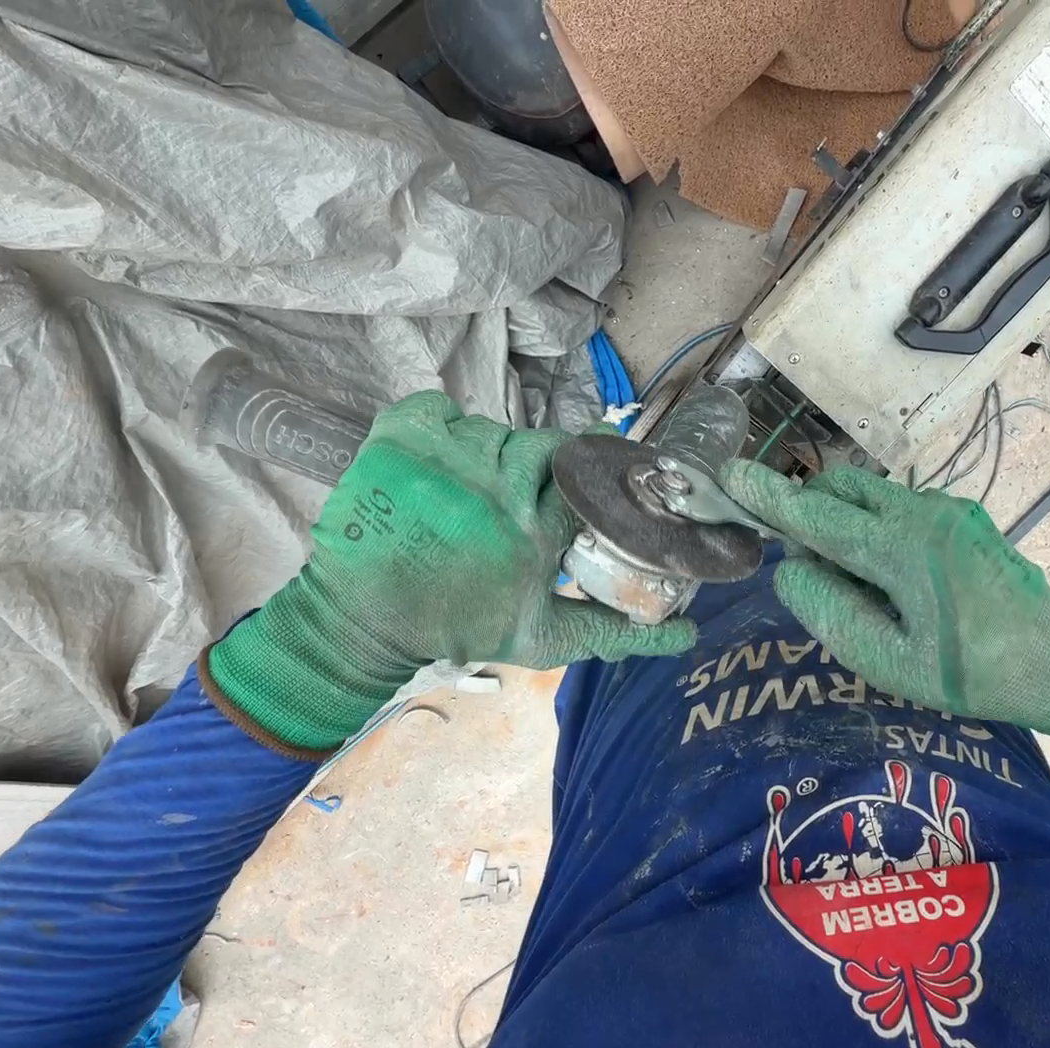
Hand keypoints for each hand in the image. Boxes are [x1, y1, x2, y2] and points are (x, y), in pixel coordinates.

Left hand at [209, 392, 694, 750]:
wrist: (362, 624)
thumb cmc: (462, 627)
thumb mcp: (549, 637)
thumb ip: (619, 633)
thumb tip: (688, 633)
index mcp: (537, 535)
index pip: (589, 477)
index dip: (597, 471)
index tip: (595, 474)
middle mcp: (498, 490)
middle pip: (545, 447)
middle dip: (544, 466)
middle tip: (527, 491)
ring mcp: (445, 461)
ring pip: (495, 431)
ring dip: (493, 455)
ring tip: (480, 489)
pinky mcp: (396, 440)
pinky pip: (438, 408)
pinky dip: (444, 428)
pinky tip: (443, 464)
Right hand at [720, 462, 1049, 759]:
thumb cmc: (973, 674)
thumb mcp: (889, 661)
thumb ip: (830, 610)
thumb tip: (790, 568)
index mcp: (903, 549)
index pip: (817, 515)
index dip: (768, 496)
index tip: (729, 472)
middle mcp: (924, 513)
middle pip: (841, 487)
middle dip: (807, 509)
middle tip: (805, 563)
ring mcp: (948, 509)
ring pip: (870, 493)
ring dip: (841, 521)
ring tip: (855, 583)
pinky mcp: (962, 516)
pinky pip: (897, 506)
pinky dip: (872, 526)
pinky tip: (891, 579)